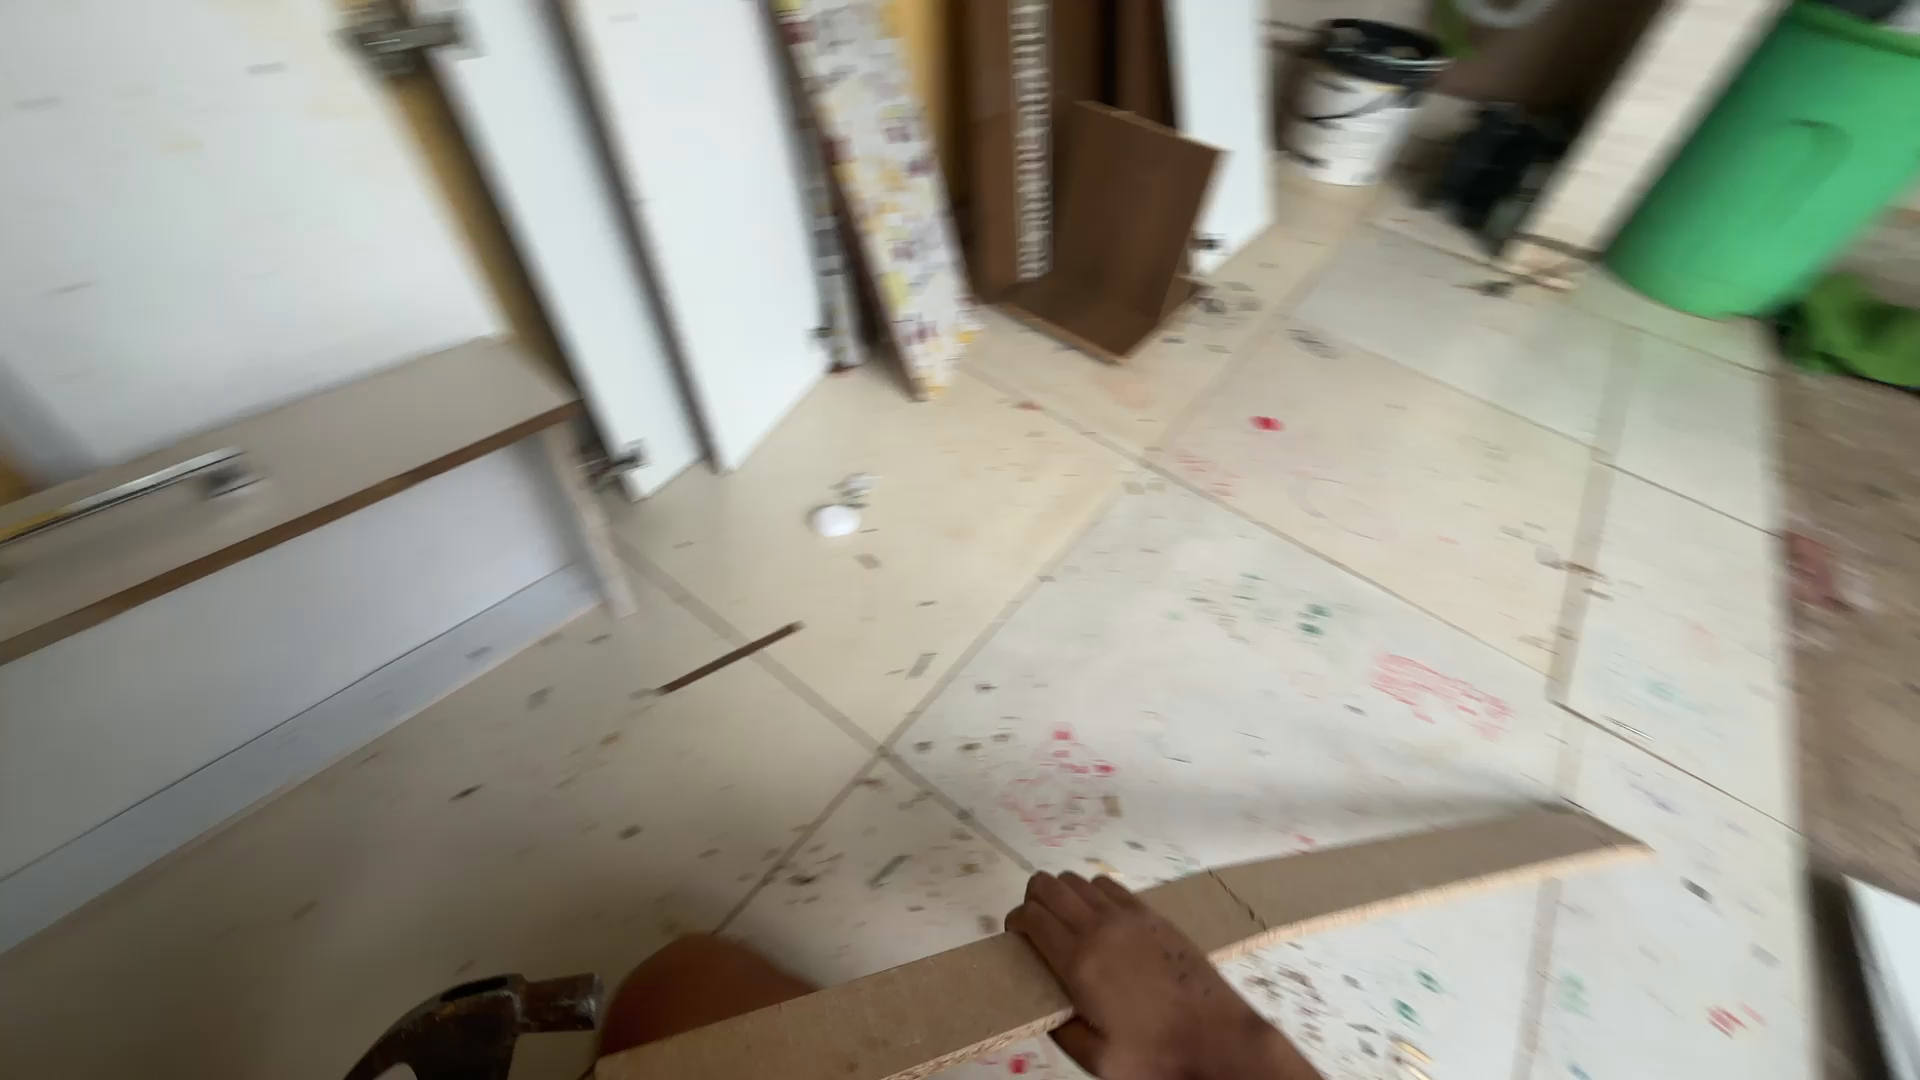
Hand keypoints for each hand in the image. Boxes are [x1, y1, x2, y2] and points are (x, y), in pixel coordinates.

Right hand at [1004, 872, 1321, 1079]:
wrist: (1217, 1039)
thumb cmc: (1155, 1055)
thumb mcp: (1096, 1059)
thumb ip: (1059, 1026)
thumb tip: (1040, 999)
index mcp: (1078, 961)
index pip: (1030, 916)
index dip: (1014, 922)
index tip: (1016, 939)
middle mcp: (1097, 926)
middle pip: (1046, 885)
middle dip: (1031, 901)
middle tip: (1035, 929)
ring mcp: (1125, 914)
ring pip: (1074, 879)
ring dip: (1060, 895)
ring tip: (1066, 923)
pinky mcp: (1148, 911)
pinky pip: (1106, 884)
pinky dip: (1091, 892)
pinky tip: (1098, 918)